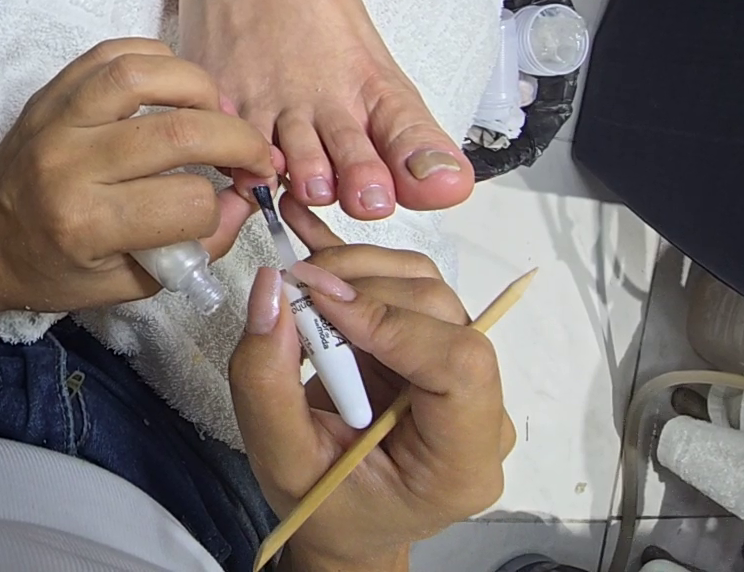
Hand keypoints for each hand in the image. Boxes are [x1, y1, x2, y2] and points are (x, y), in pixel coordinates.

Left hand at [0, 38, 274, 313]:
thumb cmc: (52, 268)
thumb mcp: (126, 284)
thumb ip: (194, 251)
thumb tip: (243, 201)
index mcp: (85, 224)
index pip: (187, 202)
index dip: (225, 202)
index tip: (237, 197)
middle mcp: (68, 164)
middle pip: (177, 132)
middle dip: (237, 139)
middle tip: (255, 153)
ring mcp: (55, 119)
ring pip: (142, 75)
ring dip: (199, 86)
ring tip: (216, 111)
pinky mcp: (50, 92)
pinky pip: (109, 53)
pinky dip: (155, 58)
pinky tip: (174, 84)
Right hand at [170, 0, 472, 220]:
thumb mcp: (363, 41)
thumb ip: (389, 116)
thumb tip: (438, 179)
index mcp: (368, 76)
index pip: (406, 138)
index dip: (421, 169)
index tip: (436, 186)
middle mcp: (319, 89)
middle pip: (346, 161)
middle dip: (361, 187)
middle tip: (364, 196)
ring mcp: (264, 90)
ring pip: (286, 161)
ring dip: (300, 178)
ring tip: (307, 183)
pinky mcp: (216, 85)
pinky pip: (224, 140)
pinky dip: (235, 160)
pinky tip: (243, 164)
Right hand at [229, 197, 513, 570]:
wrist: (341, 517)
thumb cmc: (319, 503)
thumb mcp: (278, 455)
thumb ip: (266, 377)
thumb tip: (271, 285)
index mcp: (459, 459)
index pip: (459, 365)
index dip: (388, 318)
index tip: (314, 297)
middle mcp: (476, 408)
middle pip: (439, 311)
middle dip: (358, 286)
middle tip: (290, 287)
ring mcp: (455, 370)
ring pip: (422, 282)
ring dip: (353, 266)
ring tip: (296, 277)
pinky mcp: (424, 340)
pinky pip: (399, 279)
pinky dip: (350, 252)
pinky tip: (304, 227)